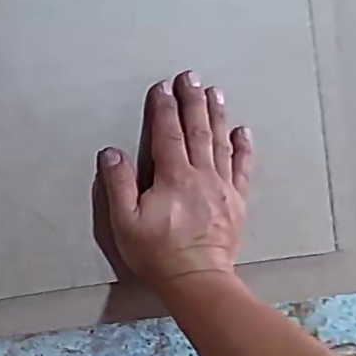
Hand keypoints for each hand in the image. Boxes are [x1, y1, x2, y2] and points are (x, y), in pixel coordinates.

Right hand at [93, 71, 253, 289]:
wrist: (196, 277)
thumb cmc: (155, 251)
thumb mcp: (124, 220)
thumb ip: (118, 184)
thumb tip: (112, 153)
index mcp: (173, 178)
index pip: (167, 135)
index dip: (163, 110)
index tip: (161, 88)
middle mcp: (201, 176)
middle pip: (197, 131)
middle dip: (192, 102)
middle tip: (191, 77)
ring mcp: (222, 187)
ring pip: (220, 142)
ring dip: (216, 115)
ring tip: (215, 92)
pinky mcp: (235, 201)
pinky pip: (241, 166)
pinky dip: (243, 146)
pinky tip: (242, 131)